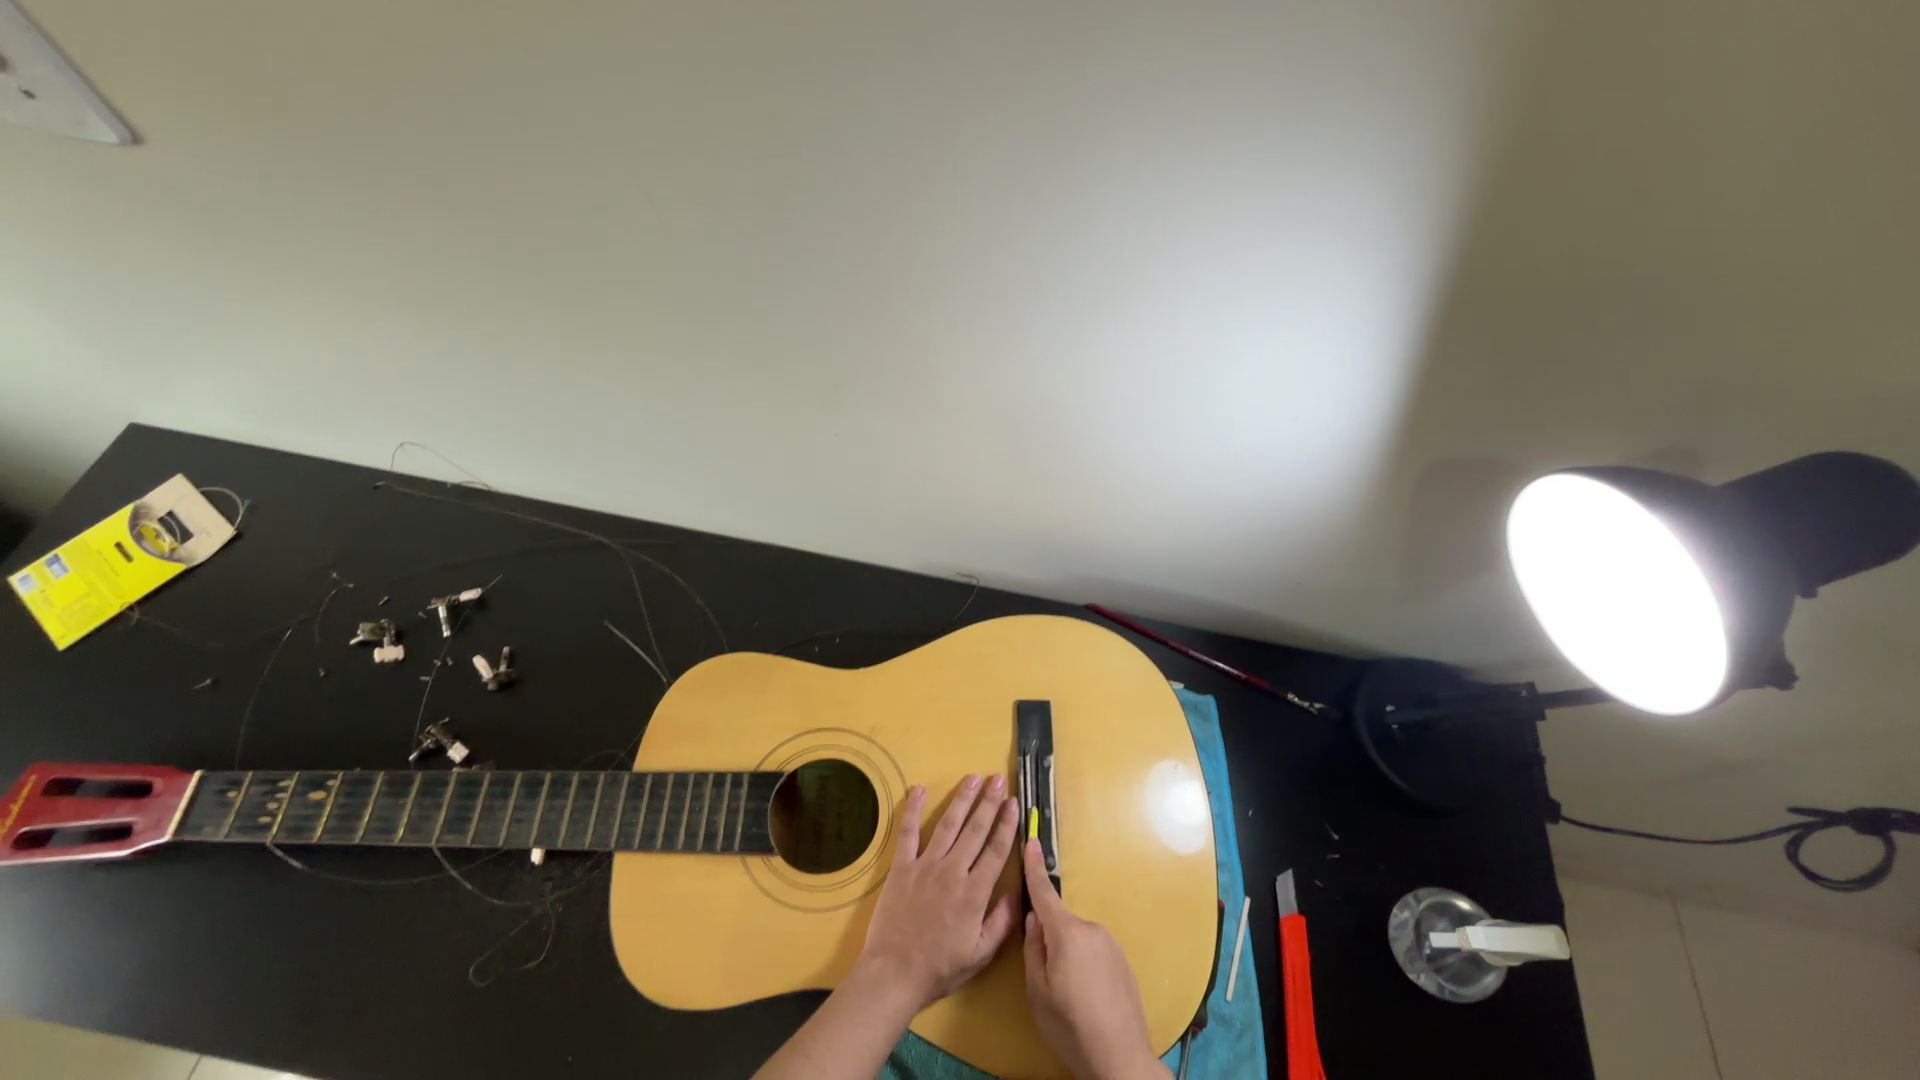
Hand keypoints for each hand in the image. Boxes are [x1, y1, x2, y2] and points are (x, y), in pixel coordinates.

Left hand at [857, 774, 1021, 1009]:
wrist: (894, 973)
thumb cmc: (940, 967)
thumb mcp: (980, 953)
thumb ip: (1002, 922)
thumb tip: (1019, 893)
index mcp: (975, 893)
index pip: (996, 850)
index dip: (1007, 825)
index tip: (1014, 804)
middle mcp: (953, 872)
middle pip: (975, 830)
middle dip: (989, 803)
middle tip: (998, 779)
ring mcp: (925, 866)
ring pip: (948, 825)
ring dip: (962, 799)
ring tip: (973, 777)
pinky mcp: (901, 867)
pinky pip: (908, 833)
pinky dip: (912, 809)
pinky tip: (918, 789)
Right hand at [1022, 838, 1169, 1079]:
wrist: (1120, 1058)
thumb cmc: (1070, 1025)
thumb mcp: (1037, 989)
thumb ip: (1033, 948)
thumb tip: (1034, 920)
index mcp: (1067, 933)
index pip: (1044, 893)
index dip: (1034, 867)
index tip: (1031, 840)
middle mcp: (1092, 930)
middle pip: (1060, 924)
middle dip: (1049, 940)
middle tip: (1046, 979)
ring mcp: (1111, 945)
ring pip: (1077, 941)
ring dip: (1068, 957)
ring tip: (1068, 997)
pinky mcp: (1123, 961)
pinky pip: (1094, 954)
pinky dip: (1085, 968)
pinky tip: (1086, 1000)